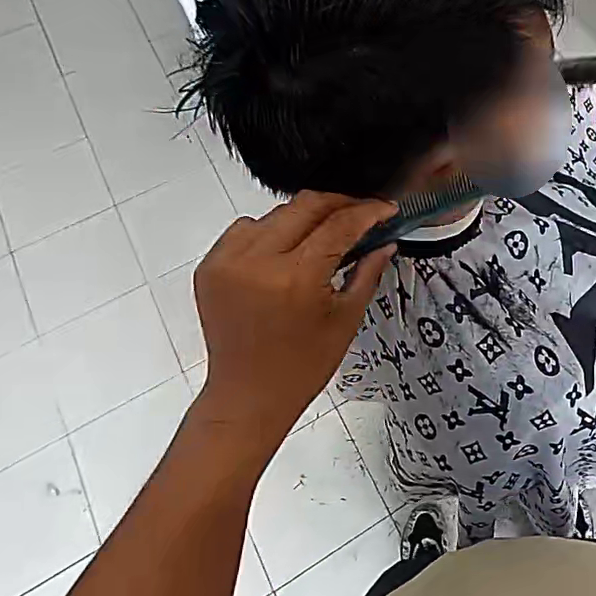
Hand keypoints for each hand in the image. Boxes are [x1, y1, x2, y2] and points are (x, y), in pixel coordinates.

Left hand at [192, 193, 395, 436]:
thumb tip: (385, 243)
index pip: (339, 225)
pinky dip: (272, 230)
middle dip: (339, 203)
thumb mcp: (347, 317)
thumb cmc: (304, 364)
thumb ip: (367, 272)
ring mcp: (227, 261)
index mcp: (296, 277)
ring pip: (275, 214)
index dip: (368, 212)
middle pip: (304, 206)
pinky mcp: (210, 267)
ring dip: (305, 216)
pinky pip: (245, 230)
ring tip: (327, 232)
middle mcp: (257, 261)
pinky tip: (289, 248)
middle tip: (362, 211)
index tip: (386, 209)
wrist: (250, 393)